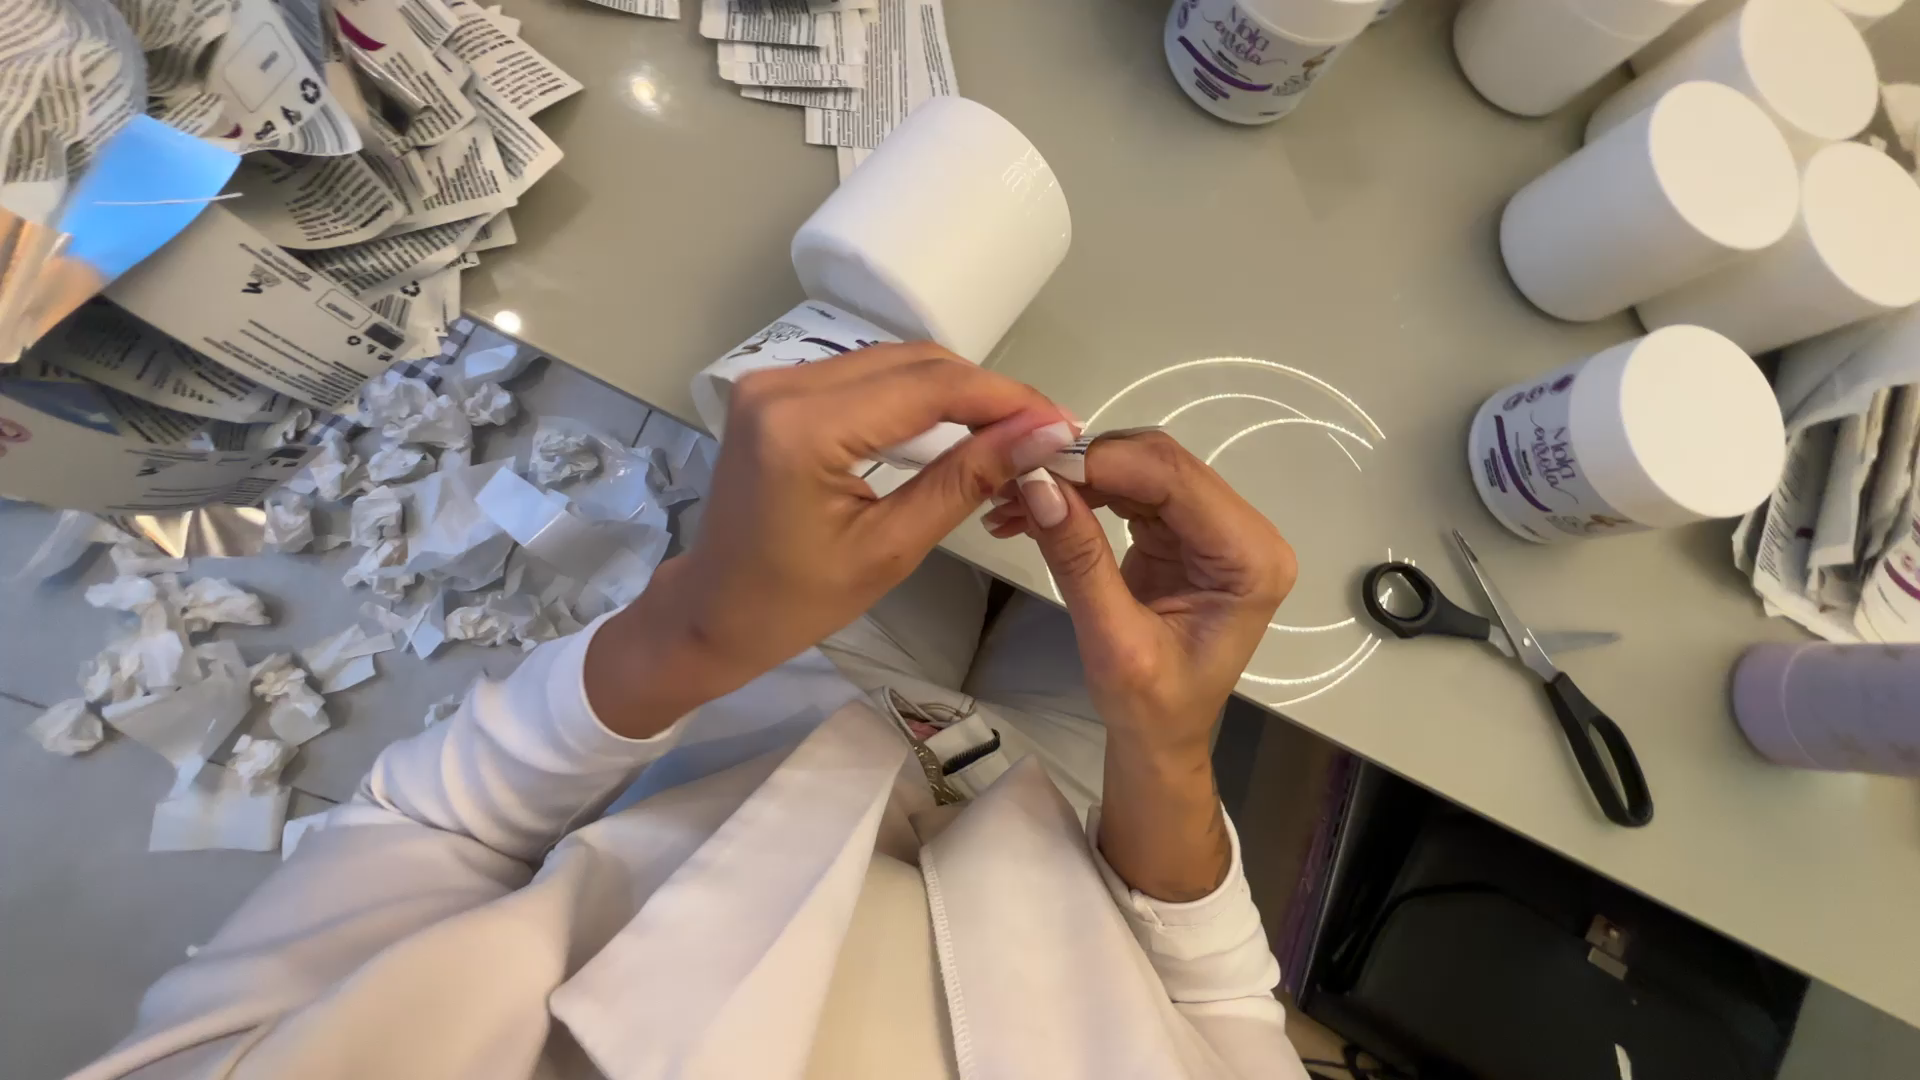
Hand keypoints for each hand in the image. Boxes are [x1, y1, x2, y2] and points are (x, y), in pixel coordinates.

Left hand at [586, 345, 1073, 736]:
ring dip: (957, 391)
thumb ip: (967, 479)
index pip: (929, 388)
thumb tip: (1043, 436)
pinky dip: (918, 395)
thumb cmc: (796, 602)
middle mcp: (784, 384)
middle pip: (914, 363)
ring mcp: (775, 380)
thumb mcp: (891, 547)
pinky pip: (867, 376)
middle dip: (988, 392)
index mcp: (804, 429)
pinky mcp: (778, 389)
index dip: (1005, 398)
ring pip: (894, 363)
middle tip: (1044, 430)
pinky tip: (956, 422)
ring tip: (1012, 428)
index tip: (1062, 423)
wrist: (713, 611)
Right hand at [982, 432, 1294, 898]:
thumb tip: (1036, 484)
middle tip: (1015, 481)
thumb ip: (1079, 558)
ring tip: (1012, 500)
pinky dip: (1080, 496)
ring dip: (1075, 478)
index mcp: (1248, 559)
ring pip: (1138, 470)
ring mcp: (1211, 529)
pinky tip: (1034, 510)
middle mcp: (1241, 532)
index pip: (1175, 479)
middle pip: (1159, 463)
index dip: (1103, 462)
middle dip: (1084, 465)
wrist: (1160, 737)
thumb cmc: (1150, 708)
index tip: (1032, 467)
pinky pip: (1127, 492)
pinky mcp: (1181, 533)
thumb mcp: (1112, 640)